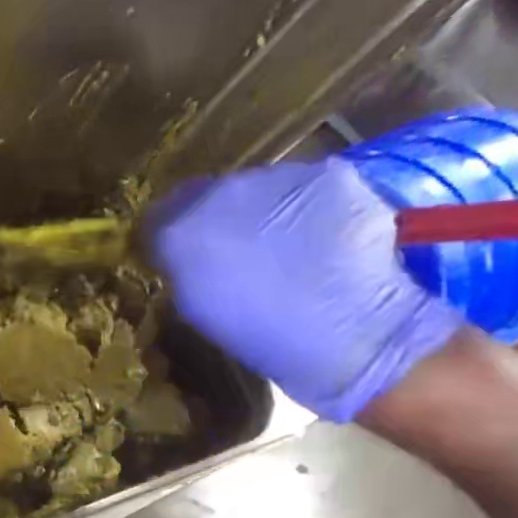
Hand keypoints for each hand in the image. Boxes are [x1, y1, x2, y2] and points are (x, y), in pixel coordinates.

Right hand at [149, 159, 463, 422]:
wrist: (357, 332)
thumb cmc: (269, 341)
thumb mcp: (205, 314)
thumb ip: (185, 274)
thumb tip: (181, 255)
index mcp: (186, 235)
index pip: (159, 218)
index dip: (167, 236)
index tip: (177, 257)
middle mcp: (225, 192)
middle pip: (207, 197)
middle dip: (213, 221)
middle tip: (230, 253)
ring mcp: (279, 178)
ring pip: (254, 189)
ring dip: (257, 213)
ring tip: (278, 248)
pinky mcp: (328, 176)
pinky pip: (299, 188)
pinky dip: (300, 209)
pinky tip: (315, 239)